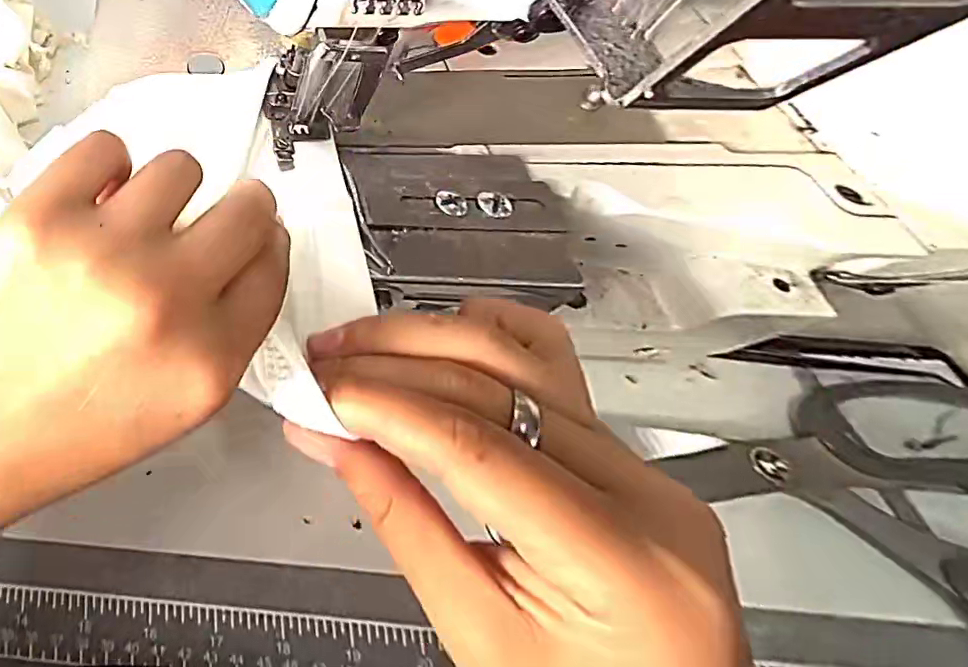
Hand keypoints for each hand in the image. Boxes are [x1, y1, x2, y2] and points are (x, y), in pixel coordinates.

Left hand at [0, 131, 288, 591]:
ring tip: (133, 218)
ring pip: (181, 166)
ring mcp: (102, 250)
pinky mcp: (42, 215)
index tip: (248, 237)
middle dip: (237, 207)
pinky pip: (108, 145)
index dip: (263, 244)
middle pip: (248, 206)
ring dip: (167, 189)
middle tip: (200, 219)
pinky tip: (92, 200)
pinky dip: (107, 166)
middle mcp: (164, 300)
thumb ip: (225, 332)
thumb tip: (247, 251)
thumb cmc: (61, 433)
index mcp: (206, 360)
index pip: (272, 264)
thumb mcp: (176, 407)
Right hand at [289, 300, 747, 666]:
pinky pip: (549, 360)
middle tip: (324, 368)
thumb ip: (401, 521)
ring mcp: (637, 462)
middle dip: (390, 366)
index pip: (479, 447)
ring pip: (518, 355)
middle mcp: (643, 494)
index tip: (326, 394)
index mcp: (622, 563)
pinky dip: (483, 334)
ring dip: (424, 339)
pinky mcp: (618, 446)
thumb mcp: (477, 634)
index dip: (389, 407)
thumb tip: (335, 441)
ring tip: (358, 346)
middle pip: (494, 386)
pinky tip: (436, 335)